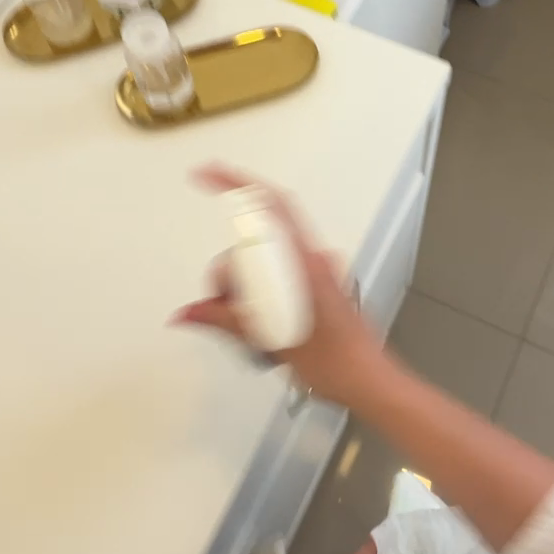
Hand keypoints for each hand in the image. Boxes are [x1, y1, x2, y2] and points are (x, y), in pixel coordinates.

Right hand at [172, 165, 397, 406]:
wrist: (369, 379)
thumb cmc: (333, 362)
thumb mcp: (271, 340)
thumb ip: (224, 320)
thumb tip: (184, 314)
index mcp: (302, 261)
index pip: (268, 204)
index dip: (235, 182)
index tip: (204, 174)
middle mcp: (310, 257)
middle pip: (255, 241)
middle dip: (230, 272)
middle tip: (226, 309)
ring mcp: (316, 270)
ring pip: (264, 261)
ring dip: (246, 289)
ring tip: (254, 330)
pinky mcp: (318, 283)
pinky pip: (277, 275)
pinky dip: (261, 294)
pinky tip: (262, 327)